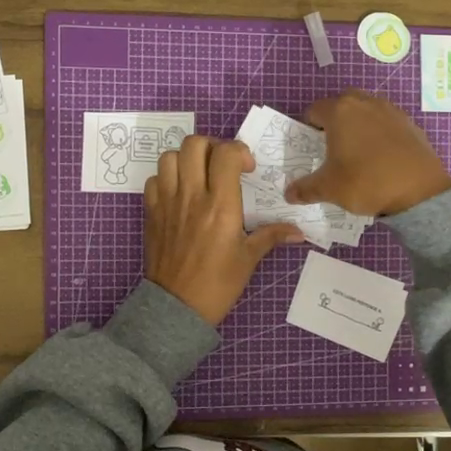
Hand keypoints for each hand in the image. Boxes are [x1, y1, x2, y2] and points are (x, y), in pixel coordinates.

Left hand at [146, 136, 302, 326]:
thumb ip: (271, 236)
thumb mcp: (248, 259)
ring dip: (185, 159)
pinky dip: (165, 178)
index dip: (238, 151)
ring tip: (198, 174)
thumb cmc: (217, 284)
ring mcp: (167, 202)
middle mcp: (192, 196)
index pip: (225, 153)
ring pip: (169, 157)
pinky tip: (178, 193)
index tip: (246, 169)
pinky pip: (153, 180)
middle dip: (211, 147)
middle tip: (221, 166)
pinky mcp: (151, 212)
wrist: (177, 306)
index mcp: (220, 205)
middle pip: (194, 144)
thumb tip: (298, 232)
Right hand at [285, 90, 450, 216]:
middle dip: (334, 120)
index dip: (308, 127)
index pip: (314, 110)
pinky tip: (381, 157)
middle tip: (332, 146)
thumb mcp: (329, 189)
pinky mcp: (410, 123)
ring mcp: (391, 110)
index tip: (310, 145)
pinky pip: (386, 123)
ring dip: (358, 125)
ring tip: (358, 152)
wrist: (419, 191)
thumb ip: (305, 188)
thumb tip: (289, 194)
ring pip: (366, 111)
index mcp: (340, 112)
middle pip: (342, 104)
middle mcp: (365, 103)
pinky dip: (379, 134)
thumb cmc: (366, 182)